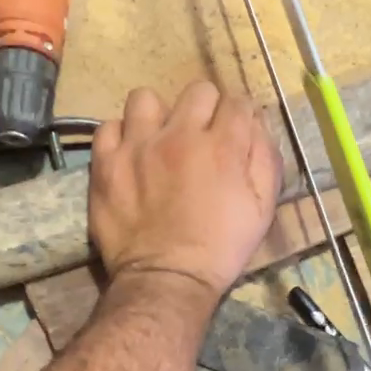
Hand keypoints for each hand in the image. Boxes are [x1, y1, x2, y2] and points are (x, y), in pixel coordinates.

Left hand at [89, 82, 281, 299]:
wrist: (167, 279)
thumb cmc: (221, 249)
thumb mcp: (263, 209)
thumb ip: (265, 159)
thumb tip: (256, 125)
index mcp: (222, 146)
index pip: (237, 101)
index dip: (240, 116)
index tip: (235, 133)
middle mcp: (179, 134)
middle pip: (197, 91)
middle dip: (206, 110)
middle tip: (202, 137)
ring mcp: (137, 146)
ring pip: (146, 99)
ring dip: (157, 116)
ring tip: (158, 140)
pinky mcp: (106, 163)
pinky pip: (109, 127)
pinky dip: (121, 137)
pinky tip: (130, 156)